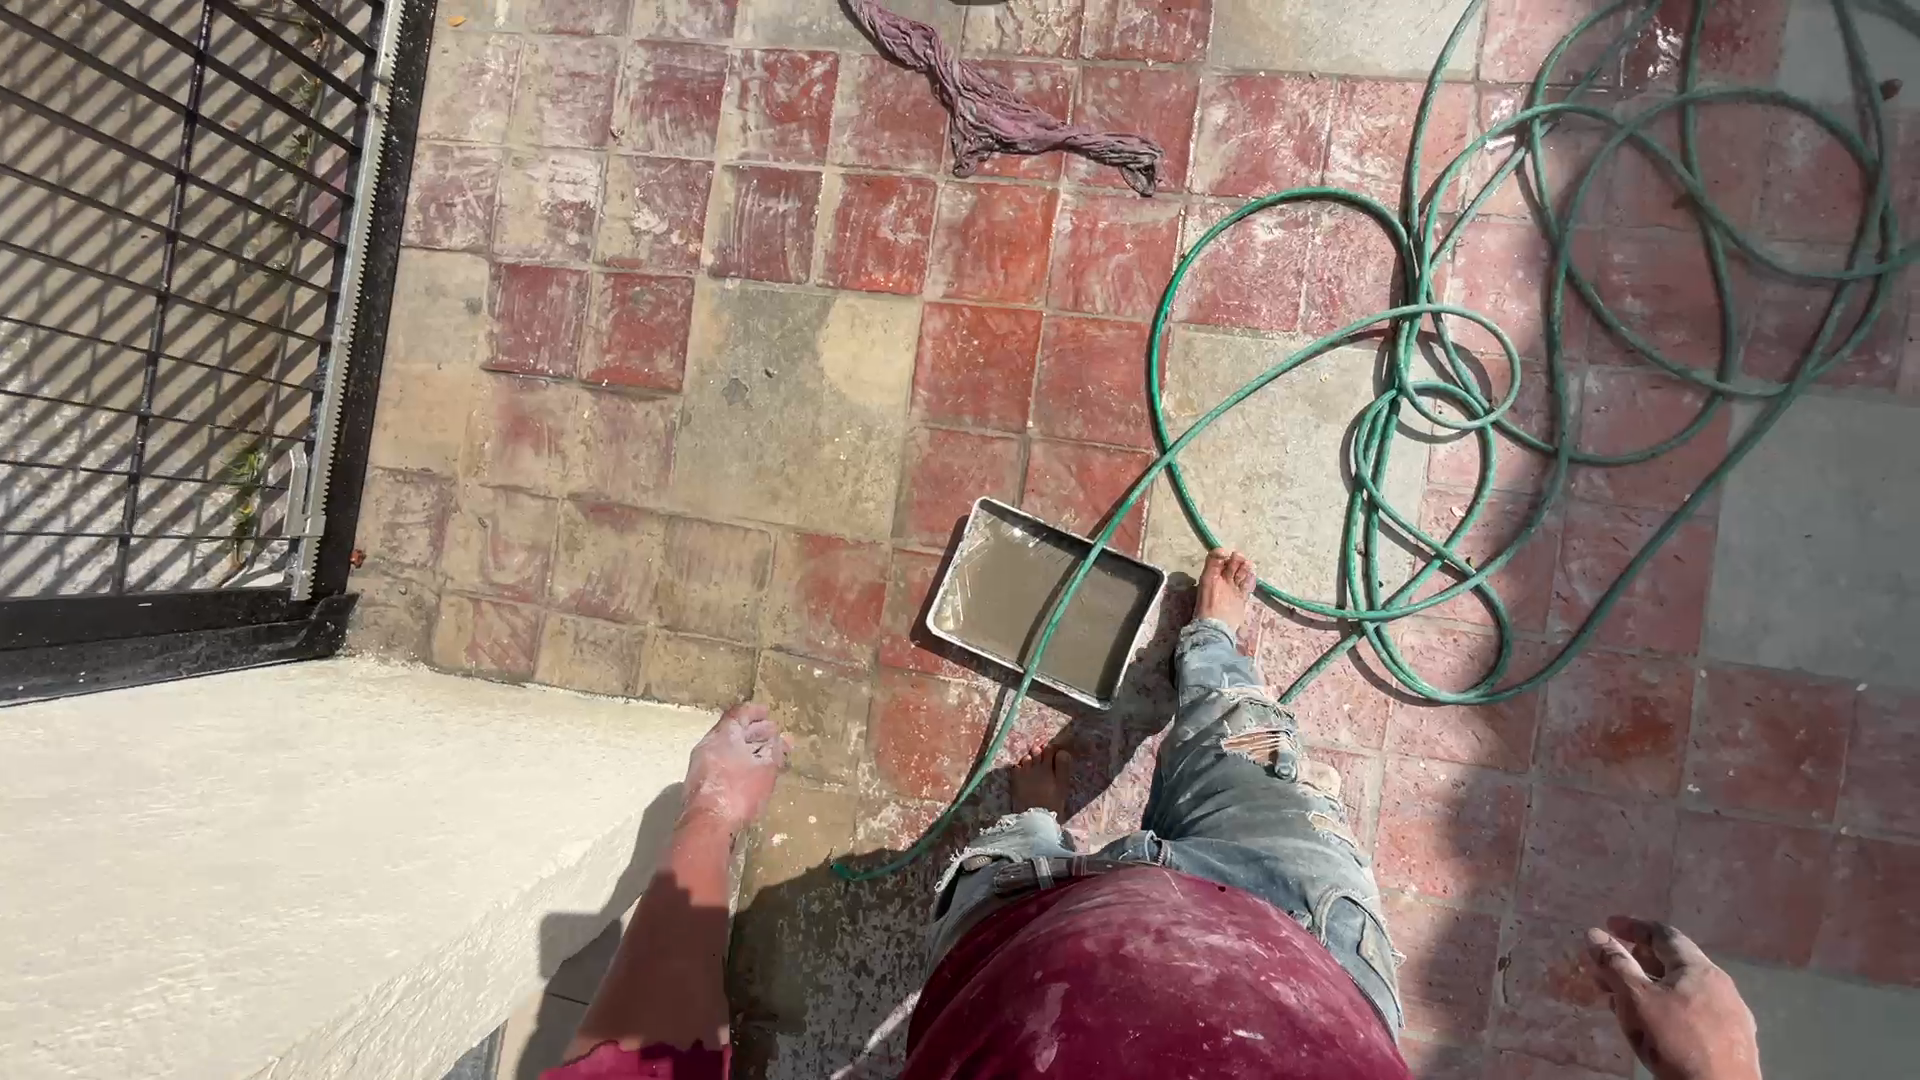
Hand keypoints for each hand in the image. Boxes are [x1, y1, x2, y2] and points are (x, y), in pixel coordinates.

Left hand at [681, 703, 789, 832]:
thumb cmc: (739, 791)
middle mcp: (708, 745)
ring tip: (765, 755)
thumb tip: (783, 738)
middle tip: (772, 735)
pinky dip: (737, 762)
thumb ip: (775, 750)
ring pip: (726, 748)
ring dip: (746, 748)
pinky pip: (721, 763)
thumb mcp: (766, 768)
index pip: (738, 713)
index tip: (768, 713)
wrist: (707, 827)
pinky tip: (750, 773)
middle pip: (732, 730)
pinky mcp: (699, 784)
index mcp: (722, 735)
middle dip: (754, 731)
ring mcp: (700, 765)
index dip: (755, 711)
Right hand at [1582, 917, 1760, 1079]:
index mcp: (1701, 971)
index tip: (1607, 926)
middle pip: (1671, 961)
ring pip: (1679, 988)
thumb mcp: (1633, 996)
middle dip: (1634, 961)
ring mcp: (1731, 1017)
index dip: (1633, 926)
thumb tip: (1595, 934)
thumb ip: (1613, 961)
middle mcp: (1722, 988)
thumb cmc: (1673, 1039)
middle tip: (1605, 968)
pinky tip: (1646, 1020)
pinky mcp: (1731, 1041)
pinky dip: (1663, 1004)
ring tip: (1617, 997)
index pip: (1664, 934)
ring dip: (1645, 985)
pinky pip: (1690, 1009)